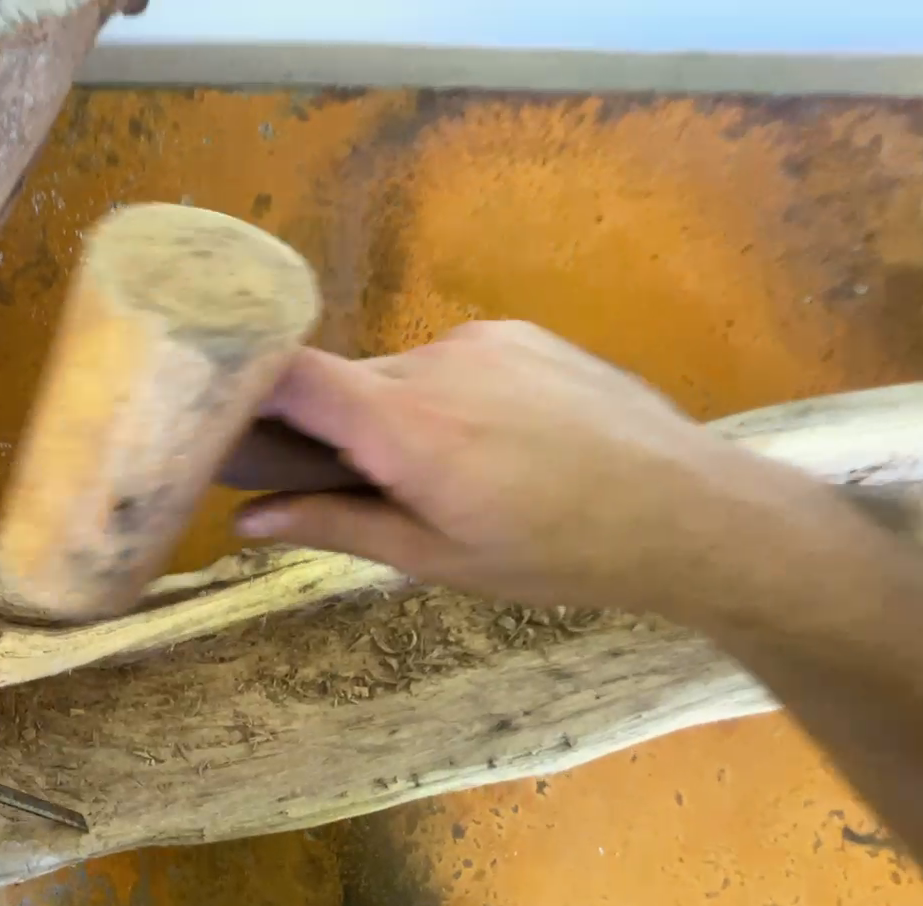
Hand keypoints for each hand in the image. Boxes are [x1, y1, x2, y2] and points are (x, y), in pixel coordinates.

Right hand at [236, 320, 843, 615]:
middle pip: (334, 380)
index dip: (244, 387)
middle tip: (345, 480)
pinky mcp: (514, 333)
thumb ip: (330, 525)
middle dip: (322, 426)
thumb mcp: (430, 555)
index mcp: (406, 427)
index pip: (291, 374)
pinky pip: (435, 359)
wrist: (700, 515)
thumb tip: (241, 523)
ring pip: (384, 372)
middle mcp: (433, 364)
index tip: (222, 420)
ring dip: (380, 413)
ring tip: (432, 467)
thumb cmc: (554, 554)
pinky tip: (480, 437)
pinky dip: (427, 394)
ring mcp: (479, 340)